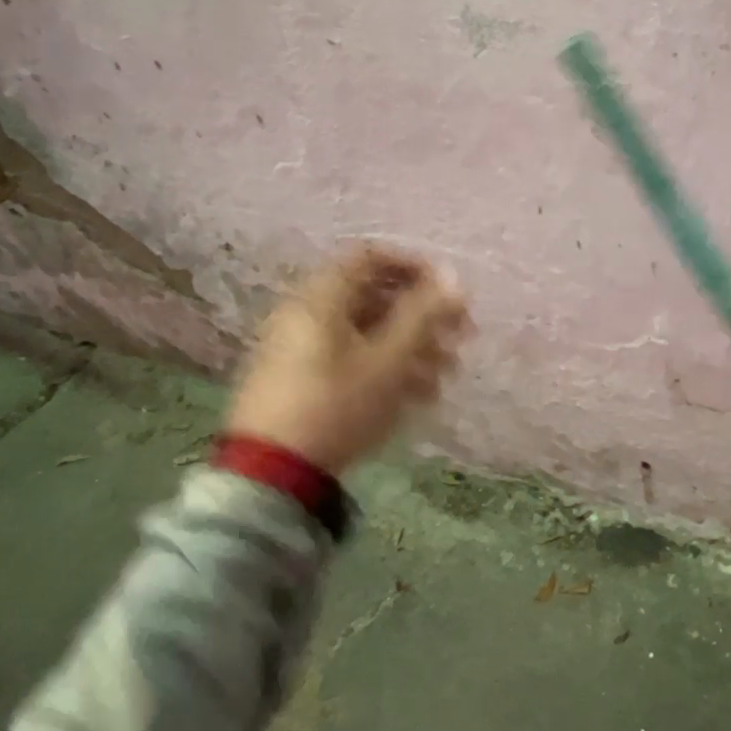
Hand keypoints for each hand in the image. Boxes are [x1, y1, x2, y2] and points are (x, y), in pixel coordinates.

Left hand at [224, 244, 470, 473]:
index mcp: (322, 296)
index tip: (449, 294)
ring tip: (444, 376)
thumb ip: (424, 315)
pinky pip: (350, 360)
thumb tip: (454, 279)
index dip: (416, 267)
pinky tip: (417, 397)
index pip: (372, 257)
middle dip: (422, 316)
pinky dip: (386, 369)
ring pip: (366, 332)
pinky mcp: (300, 382)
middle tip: (459, 340)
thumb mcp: (389, 359)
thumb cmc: (337, 404)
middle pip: (373, 296)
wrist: (272, 474)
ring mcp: (300, 348)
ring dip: (411, 347)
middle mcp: (306, 312)